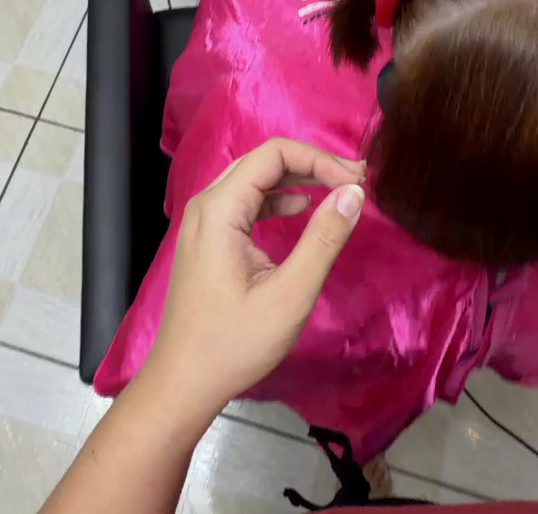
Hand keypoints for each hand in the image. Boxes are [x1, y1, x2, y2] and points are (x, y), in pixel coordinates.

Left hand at [135, 138, 365, 418]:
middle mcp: (207, 203)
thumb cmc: (235, 343)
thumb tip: (353, 193)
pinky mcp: (208, 236)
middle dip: (311, 164)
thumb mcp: (290, 295)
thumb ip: (323, 239)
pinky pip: (246, 200)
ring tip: (338, 190)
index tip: (355, 182)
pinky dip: (278, 197)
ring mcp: (204, 220)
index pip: (273, 154)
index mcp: (220, 209)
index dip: (318, 159)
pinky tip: (301, 208)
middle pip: (263, 161)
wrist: (183, 382)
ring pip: (255, 178)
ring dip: (296, 178)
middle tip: (355, 182)